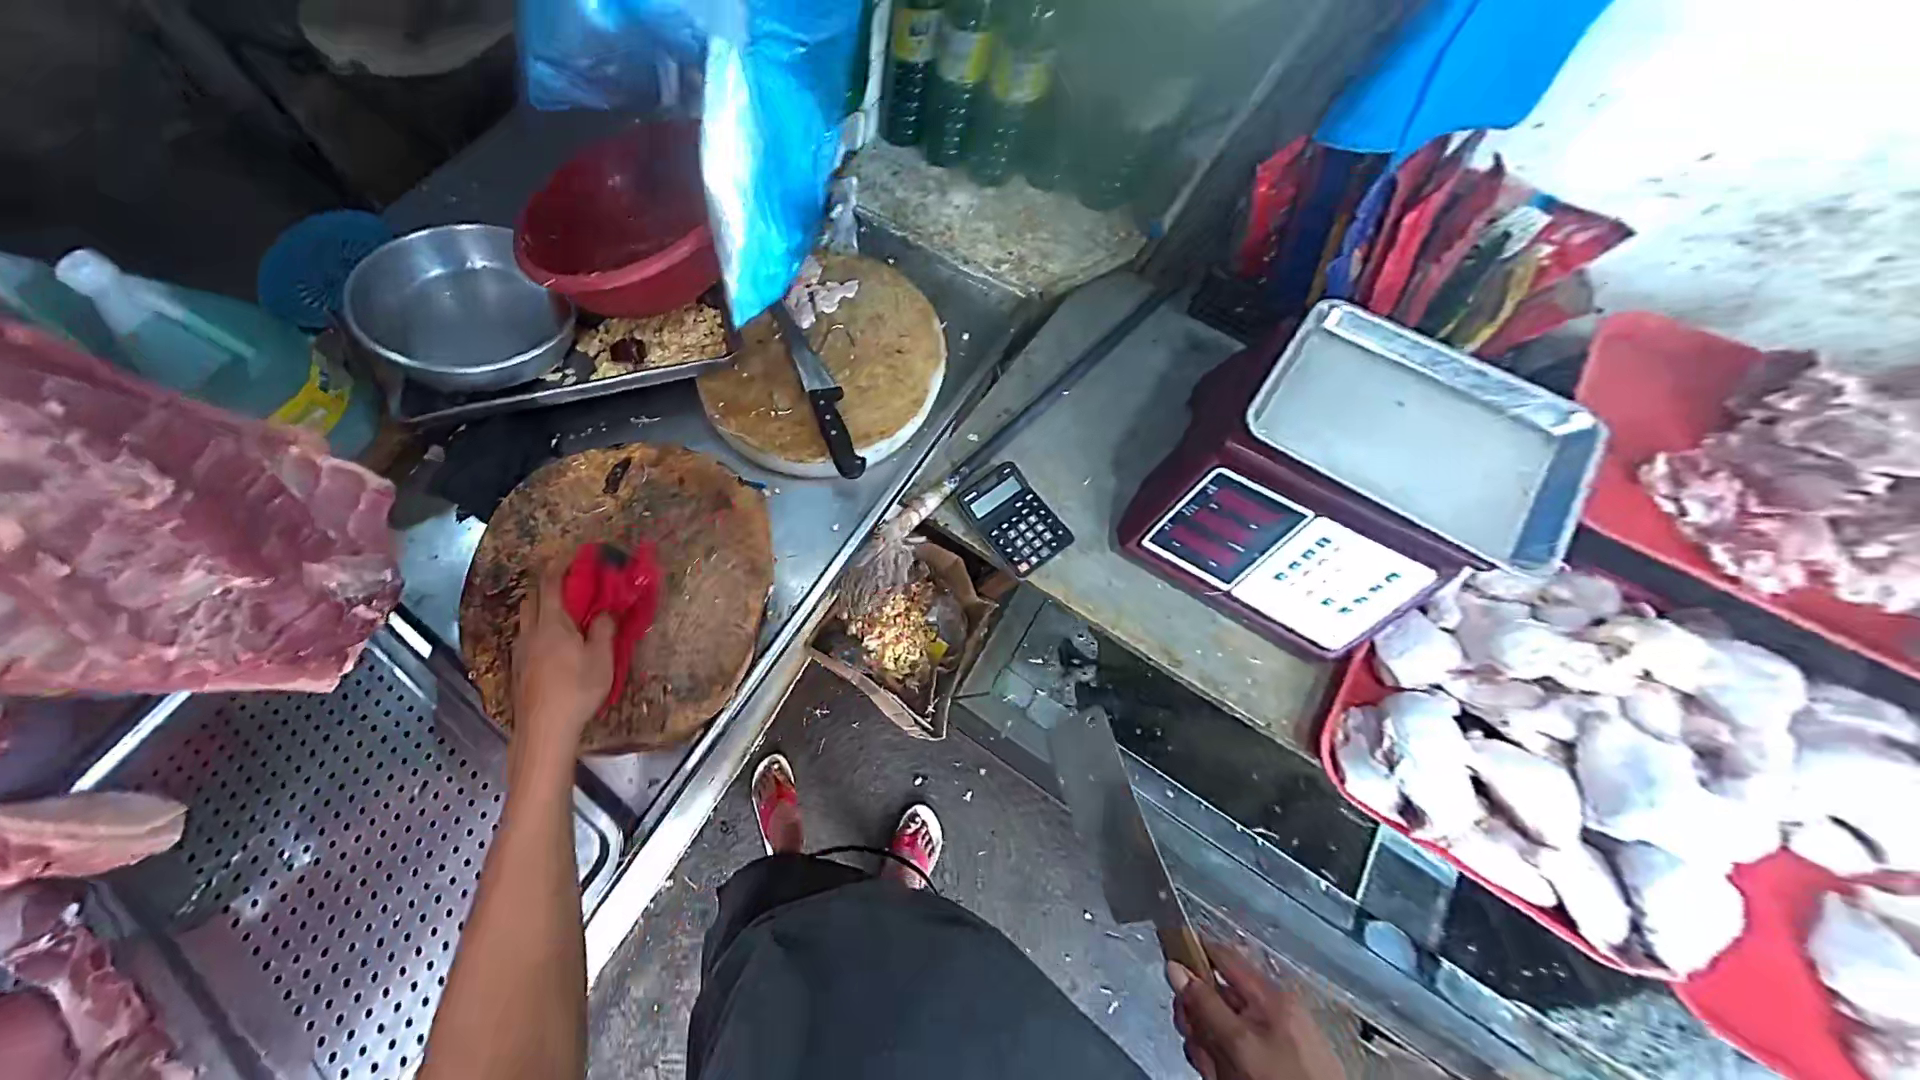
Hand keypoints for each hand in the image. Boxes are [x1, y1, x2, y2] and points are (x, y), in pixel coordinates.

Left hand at [510, 557, 615, 753]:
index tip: (574, 557)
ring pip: (528, 618)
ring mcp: (521, 651)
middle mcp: (531, 632)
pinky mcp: (520, 668)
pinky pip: (528, 636)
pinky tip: (557, 642)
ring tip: (567, 613)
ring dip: (544, 608)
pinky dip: (541, 628)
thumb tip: (605, 611)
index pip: (550, 585)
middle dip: (549, 586)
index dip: (560, 567)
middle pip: (533, 598)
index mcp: (552, 624)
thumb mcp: (601, 658)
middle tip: (572, 584)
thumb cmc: (577, 689)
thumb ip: (603, 629)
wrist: (544, 728)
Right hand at [1168, 939, 1347, 1079]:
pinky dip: (1225, 1063)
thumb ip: (1204, 1004)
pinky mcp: (1276, 1064)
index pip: (1221, 955)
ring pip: (1223, 1026)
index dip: (1191, 953)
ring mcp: (1275, 1038)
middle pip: (1217, 994)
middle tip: (1193, 1041)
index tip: (1167, 969)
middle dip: (1197, 1016)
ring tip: (1213, 1071)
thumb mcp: (1237, 1045)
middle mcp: (1272, 1009)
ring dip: (1208, 1046)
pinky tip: (1223, 1078)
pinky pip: (1239, 1050)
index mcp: (1269, 994)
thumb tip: (1173, 966)